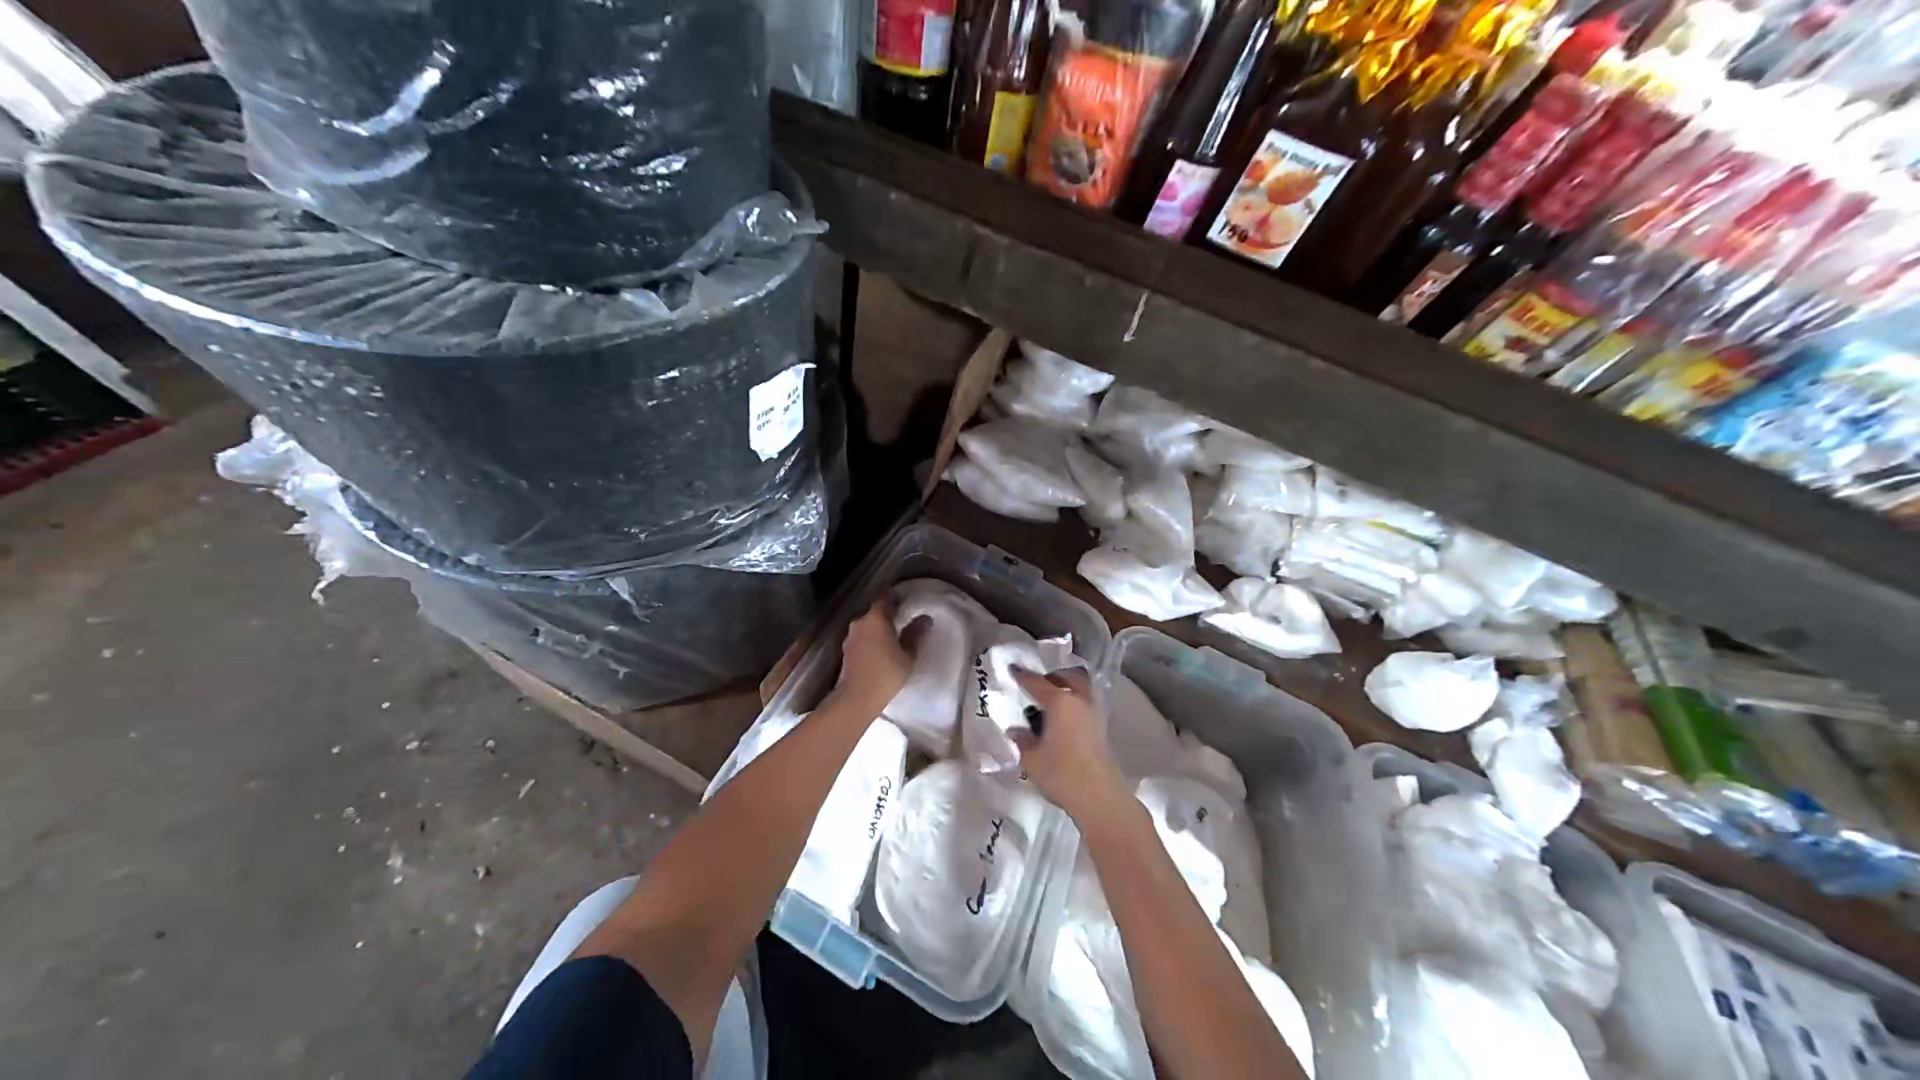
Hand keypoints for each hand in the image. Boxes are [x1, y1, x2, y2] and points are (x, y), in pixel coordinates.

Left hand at [832, 596, 911, 714]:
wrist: (857, 697)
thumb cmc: (887, 673)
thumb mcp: (908, 655)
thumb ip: (915, 634)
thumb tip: (925, 618)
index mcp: (876, 619)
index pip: (883, 598)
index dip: (893, 596)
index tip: (903, 600)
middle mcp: (860, 623)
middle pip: (874, 612)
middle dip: (886, 615)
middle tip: (900, 622)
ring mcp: (850, 637)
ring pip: (866, 626)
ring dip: (876, 629)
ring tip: (890, 638)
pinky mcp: (845, 651)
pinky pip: (860, 638)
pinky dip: (869, 640)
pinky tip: (878, 651)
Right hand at [1012, 669, 1128, 822]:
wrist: (1099, 797)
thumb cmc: (1062, 774)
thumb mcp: (1032, 758)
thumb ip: (1022, 740)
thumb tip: (1016, 731)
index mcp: (1060, 702)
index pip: (1037, 683)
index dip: (1023, 676)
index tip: (1013, 670)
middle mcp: (1080, 701)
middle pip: (1070, 676)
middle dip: (1054, 676)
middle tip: (1039, 685)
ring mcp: (1095, 714)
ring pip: (1082, 689)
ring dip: (1068, 689)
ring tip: (1051, 703)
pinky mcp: (1102, 729)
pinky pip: (1086, 705)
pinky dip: (1074, 705)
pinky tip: (1062, 721)